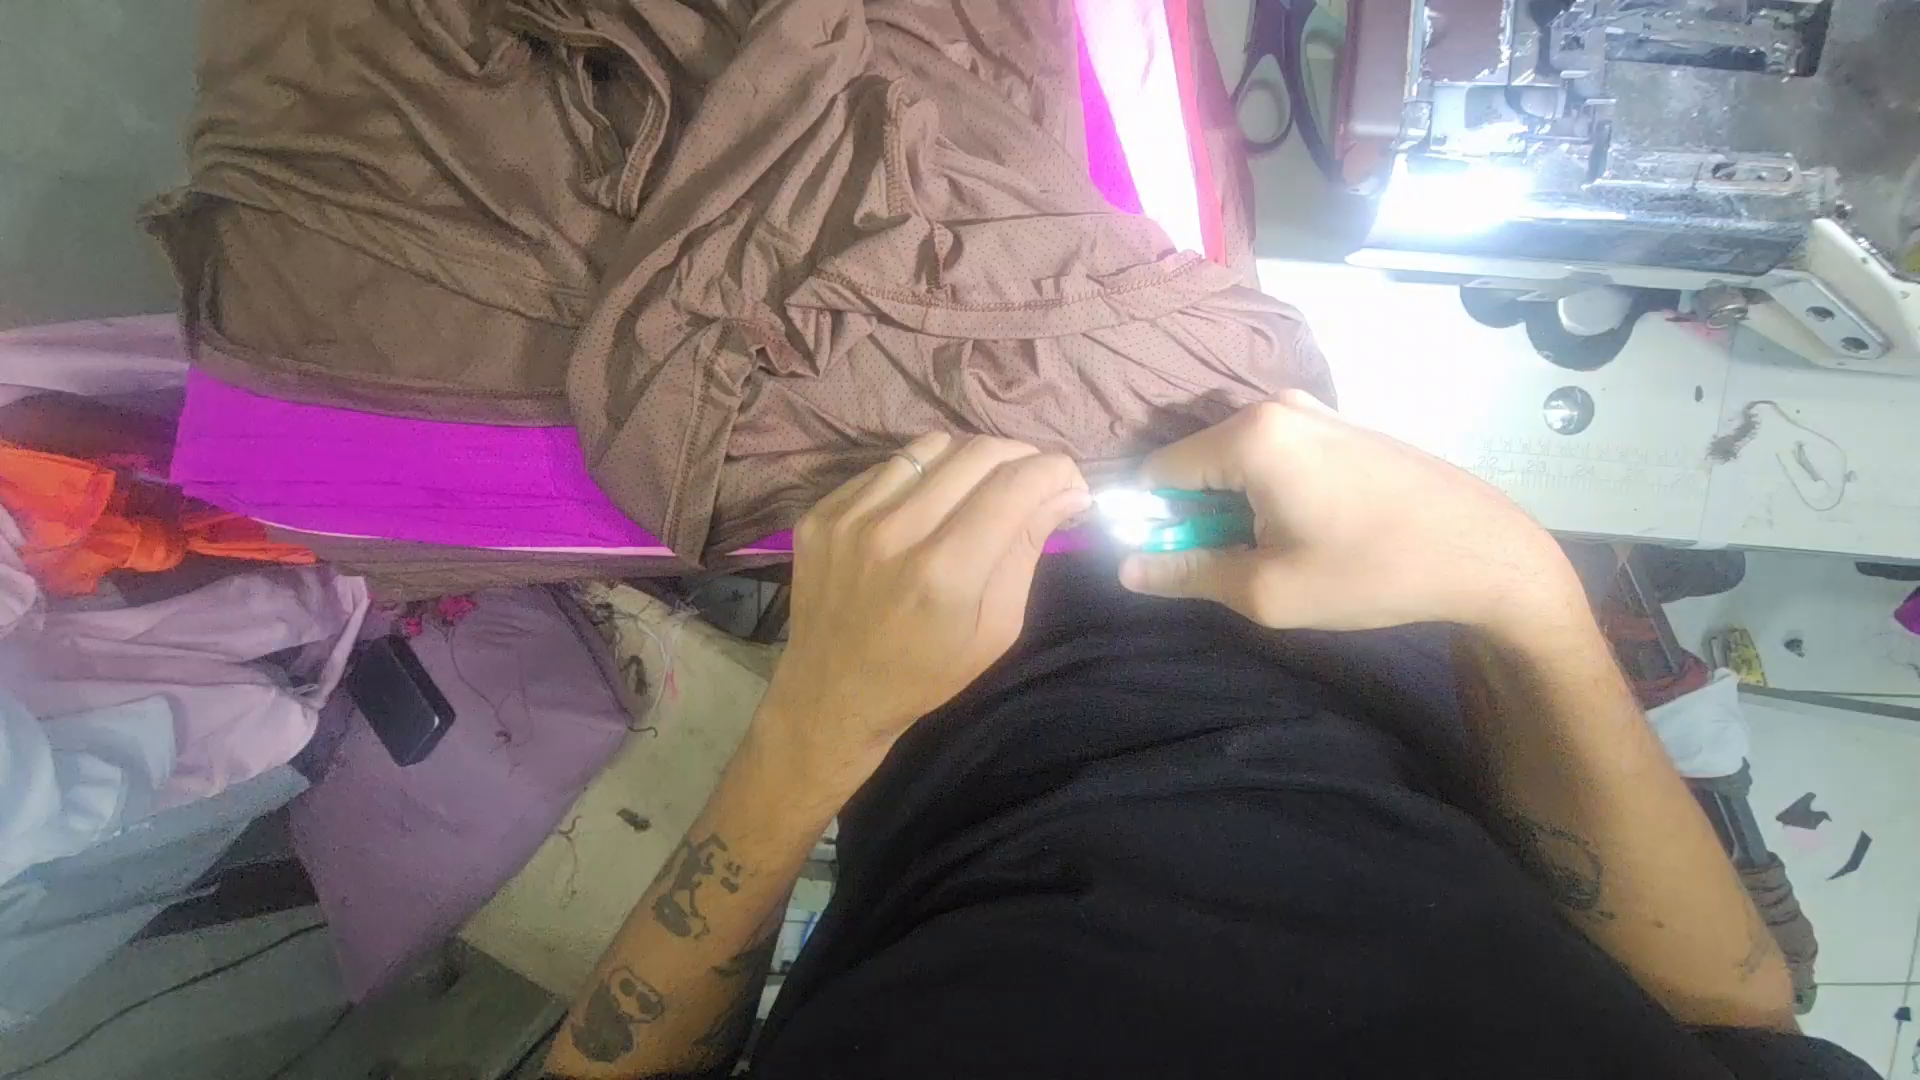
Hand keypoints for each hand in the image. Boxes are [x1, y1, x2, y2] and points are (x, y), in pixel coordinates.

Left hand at [754, 432, 1088, 789]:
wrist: (832, 694)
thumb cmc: (925, 674)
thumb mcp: (994, 629)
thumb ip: (1026, 552)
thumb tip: (1067, 493)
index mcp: (945, 572)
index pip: (1015, 486)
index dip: (1056, 471)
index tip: (1071, 482)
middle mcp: (893, 532)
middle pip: (977, 453)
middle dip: (1022, 456)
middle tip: (1034, 479)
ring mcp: (849, 517)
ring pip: (931, 446)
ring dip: (970, 459)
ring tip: (980, 487)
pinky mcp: (821, 513)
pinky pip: (887, 467)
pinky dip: (920, 475)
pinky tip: (925, 506)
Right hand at [1117, 393, 1581, 635]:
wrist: (1489, 553)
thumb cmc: (1371, 572)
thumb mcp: (1265, 590)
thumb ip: (1185, 573)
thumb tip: (1124, 569)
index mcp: (1248, 437)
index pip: (1156, 472)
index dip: (1151, 520)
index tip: (1177, 560)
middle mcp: (1271, 406)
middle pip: (1192, 460)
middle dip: (1193, 512)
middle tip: (1234, 559)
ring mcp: (1309, 407)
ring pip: (1228, 456)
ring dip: (1229, 503)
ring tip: (1274, 545)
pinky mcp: (1335, 420)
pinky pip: (1267, 450)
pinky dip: (1261, 487)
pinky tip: (1306, 523)